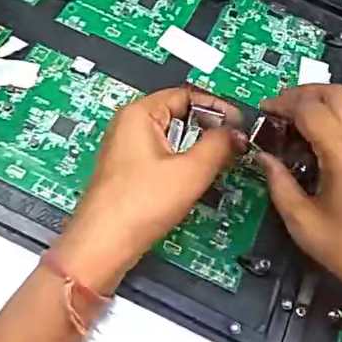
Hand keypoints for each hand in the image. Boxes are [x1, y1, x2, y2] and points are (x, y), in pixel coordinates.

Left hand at [59, 87, 243, 291]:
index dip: (217, 107)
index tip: (238, 124)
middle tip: (234, 144)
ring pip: (173, 137)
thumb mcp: (190, 171)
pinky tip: (196, 177)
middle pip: (180, 114)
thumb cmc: (137, 206)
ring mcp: (127, 149)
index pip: (187, 94)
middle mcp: (129, 125)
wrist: (103, 247)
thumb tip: (235, 133)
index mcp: (139, 114)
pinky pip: (163, 155)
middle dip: (209, 128)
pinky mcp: (129, 171)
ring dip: (198, 147)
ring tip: (220, 161)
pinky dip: (183, 161)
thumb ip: (219, 145)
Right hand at [257, 84, 341, 298]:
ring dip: (320, 102)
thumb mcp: (305, 224)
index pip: (309, 108)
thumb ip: (280, 185)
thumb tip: (265, 159)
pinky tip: (319, 140)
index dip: (282, 104)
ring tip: (295, 124)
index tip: (264, 113)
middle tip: (278, 110)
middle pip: (333, 92)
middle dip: (301, 93)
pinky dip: (337, 116)